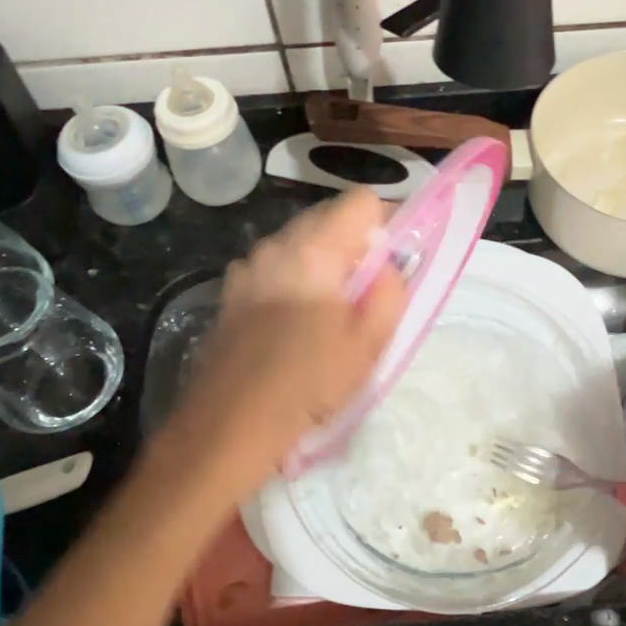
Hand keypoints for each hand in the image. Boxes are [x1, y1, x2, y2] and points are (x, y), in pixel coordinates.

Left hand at [154, 190, 406, 501]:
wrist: (229, 424)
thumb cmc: (308, 383)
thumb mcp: (369, 344)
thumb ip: (391, 293)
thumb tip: (390, 267)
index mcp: (314, 250)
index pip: (361, 202)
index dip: (387, 222)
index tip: (396, 258)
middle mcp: (277, 245)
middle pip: (328, 218)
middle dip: (356, 243)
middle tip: (369, 289)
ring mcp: (248, 267)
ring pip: (299, 243)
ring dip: (323, 262)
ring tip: (332, 310)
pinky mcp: (231, 292)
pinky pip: (274, 268)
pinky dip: (293, 280)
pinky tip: (295, 325)